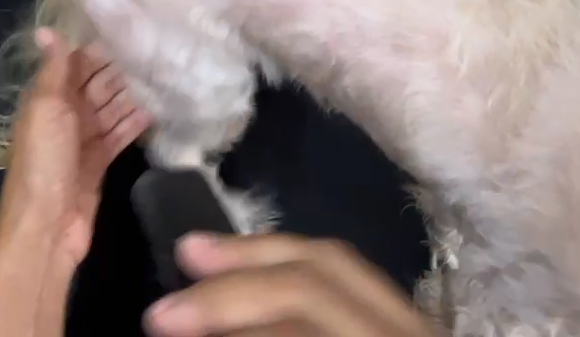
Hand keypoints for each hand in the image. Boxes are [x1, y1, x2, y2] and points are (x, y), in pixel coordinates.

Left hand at [0, 29, 151, 265]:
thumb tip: (45, 28)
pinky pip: (119, 134)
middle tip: (153, 51)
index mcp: (47, 98)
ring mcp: (83, 139)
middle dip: (119, 70)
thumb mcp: (45, 108)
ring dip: (130, 95)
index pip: (74, 64)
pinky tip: (156, 110)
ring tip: (160, 75)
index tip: (127, 29)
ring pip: (110, 108)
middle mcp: (65, 114)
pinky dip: (134, 123)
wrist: (47, 226)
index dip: (97, 49)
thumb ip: (53, 69)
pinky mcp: (100, 161)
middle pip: (96, 85)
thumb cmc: (42, 160)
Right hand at [142, 233, 445, 336]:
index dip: (227, 317)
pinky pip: (350, 274)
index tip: (159, 324)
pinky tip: (256, 264)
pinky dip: (293, 262)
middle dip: (235, 278)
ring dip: (260, 252)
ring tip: (200, 250)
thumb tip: (202, 333)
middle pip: (318, 281)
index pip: (298, 329)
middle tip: (170, 279)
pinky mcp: (415, 325)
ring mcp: (420, 329)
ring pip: (336, 261)